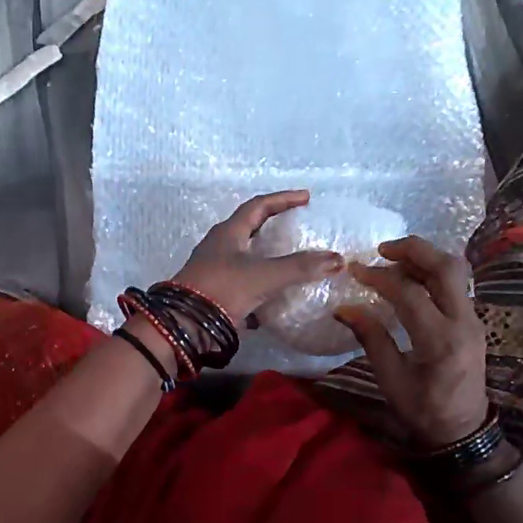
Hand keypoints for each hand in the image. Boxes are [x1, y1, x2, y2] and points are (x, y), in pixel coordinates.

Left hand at [172, 190, 343, 322]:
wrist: (185, 324)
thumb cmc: (222, 289)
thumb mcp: (265, 275)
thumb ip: (300, 267)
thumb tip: (337, 259)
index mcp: (228, 232)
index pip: (259, 206)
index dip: (283, 200)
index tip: (305, 198)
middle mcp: (219, 246)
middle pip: (249, 228)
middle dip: (274, 226)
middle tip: (296, 226)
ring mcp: (214, 270)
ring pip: (245, 256)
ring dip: (267, 257)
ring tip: (289, 261)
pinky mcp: (213, 292)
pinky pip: (242, 282)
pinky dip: (260, 285)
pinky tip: (275, 297)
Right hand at [336, 237, 487, 449]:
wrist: (463, 430)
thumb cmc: (422, 410)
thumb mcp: (390, 379)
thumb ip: (371, 339)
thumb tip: (344, 308)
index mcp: (440, 341)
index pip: (410, 293)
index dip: (380, 277)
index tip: (355, 270)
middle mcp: (464, 323)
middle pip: (446, 268)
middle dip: (414, 250)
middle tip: (382, 249)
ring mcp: (473, 319)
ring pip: (456, 271)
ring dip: (426, 258)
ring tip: (394, 259)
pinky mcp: (473, 320)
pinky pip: (457, 284)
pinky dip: (433, 272)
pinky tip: (410, 278)